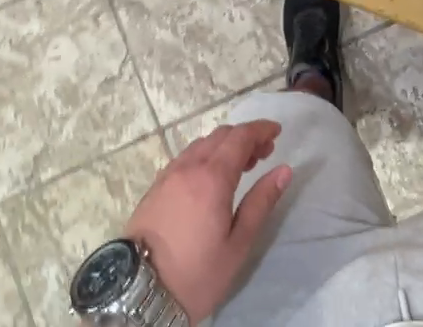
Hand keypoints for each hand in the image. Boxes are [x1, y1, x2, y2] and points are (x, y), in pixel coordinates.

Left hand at [124, 120, 292, 322]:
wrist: (138, 293)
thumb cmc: (196, 272)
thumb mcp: (238, 243)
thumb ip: (261, 202)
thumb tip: (284, 170)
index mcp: (212, 177)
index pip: (241, 137)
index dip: (261, 130)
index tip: (277, 133)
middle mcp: (188, 167)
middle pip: (221, 135)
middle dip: (245, 137)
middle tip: (263, 154)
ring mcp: (167, 176)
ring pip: (200, 144)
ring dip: (223, 145)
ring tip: (239, 167)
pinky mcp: (154, 188)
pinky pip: (184, 158)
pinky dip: (204, 156)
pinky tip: (208, 178)